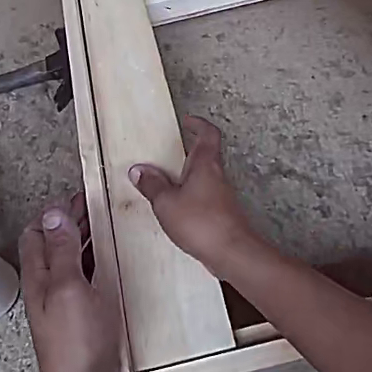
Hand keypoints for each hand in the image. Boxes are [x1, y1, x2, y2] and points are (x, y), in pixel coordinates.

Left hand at [19, 193, 121, 371]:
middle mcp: (47, 285)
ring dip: (82, 236)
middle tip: (97, 202)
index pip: (37, 232)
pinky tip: (111, 254)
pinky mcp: (80, 312)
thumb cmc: (77, 343)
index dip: (55, 211)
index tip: (82, 195)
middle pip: (52, 242)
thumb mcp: (70, 289)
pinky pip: (83, 273)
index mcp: (39, 277)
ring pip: (68, 256)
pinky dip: (93, 256)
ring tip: (106, 220)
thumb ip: (61, 252)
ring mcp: (63, 300)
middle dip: (70, 219)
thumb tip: (53, 213)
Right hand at [129, 116, 269, 275]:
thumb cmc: (203, 223)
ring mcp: (222, 194)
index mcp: (206, 164)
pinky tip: (178, 208)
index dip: (199, 124)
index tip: (188, 120)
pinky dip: (191, 195)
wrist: (232, 251)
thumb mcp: (166, 202)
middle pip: (206, 154)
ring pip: (205, 176)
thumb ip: (152, 185)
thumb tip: (139, 171)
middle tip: (171, 150)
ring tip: (167, 180)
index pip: (208, 133)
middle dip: (189, 150)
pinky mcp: (222, 212)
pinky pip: (204, 196)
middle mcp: (217, 175)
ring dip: (188, 174)